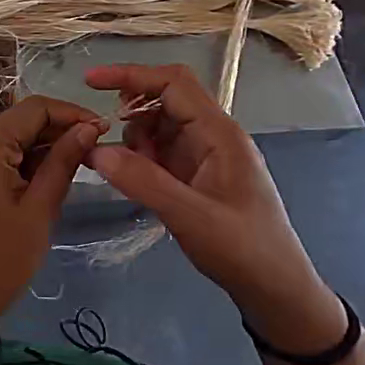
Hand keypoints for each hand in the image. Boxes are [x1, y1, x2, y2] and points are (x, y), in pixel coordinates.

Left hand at [0, 96, 105, 358]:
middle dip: (60, 130)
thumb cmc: (1, 258)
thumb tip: (89, 128)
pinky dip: (28, 163)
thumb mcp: (40, 208)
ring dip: (46, 147)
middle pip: (21, 121)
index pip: (33, 109)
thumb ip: (64, 162)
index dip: (71, 113)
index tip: (104, 129)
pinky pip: (2, 158)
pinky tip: (54, 177)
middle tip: (98, 150)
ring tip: (83, 164)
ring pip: (13, 140)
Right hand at [84, 65, 345, 352]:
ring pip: (160, 126)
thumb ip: (143, 181)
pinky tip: (133, 180)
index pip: (173, 84)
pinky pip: (162, 152)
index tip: (90, 81)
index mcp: (220, 134)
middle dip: (131, 113)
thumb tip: (96, 150)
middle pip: (165, 101)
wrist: (274, 288)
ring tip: (126, 172)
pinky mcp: (197, 176)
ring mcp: (205, 156)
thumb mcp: (190, 216)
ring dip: (136, 139)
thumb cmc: (242, 249)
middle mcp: (213, 137)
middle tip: (104, 140)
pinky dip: (141, 158)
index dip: (132, 76)